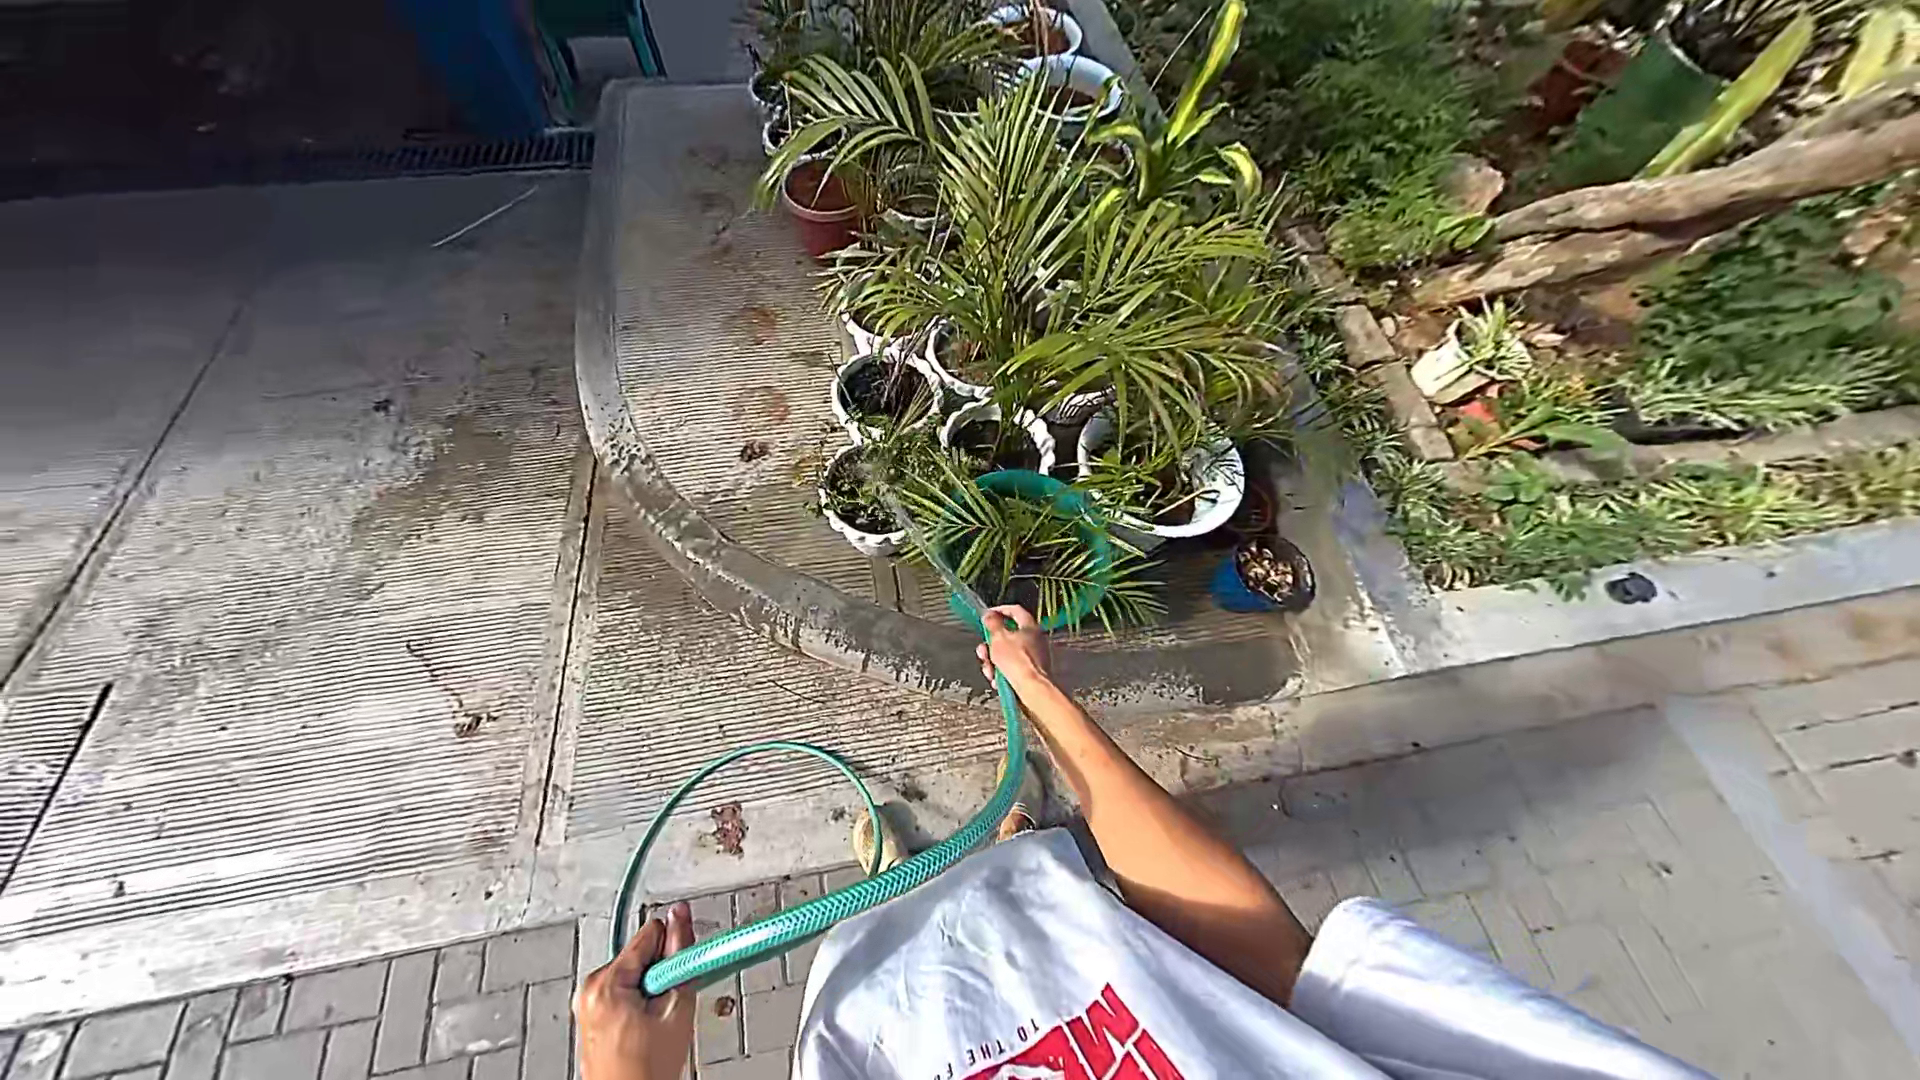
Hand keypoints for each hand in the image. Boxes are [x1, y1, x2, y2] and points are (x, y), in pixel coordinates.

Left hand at [575, 903, 695, 1079]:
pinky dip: (641, 997)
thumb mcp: (677, 1004)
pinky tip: (646, 1023)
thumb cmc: (647, 1070)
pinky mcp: (592, 1013)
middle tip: (667, 1003)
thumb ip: (680, 951)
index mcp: (604, 984)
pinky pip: (626, 985)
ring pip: (637, 968)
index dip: (673, 952)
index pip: (652, 932)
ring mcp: (587, 1002)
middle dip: (662, 970)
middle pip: (643, 950)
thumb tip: (680, 913)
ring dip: (653, 985)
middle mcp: (588, 988)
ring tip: (656, 1017)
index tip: (678, 974)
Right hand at [976, 605, 1049, 690]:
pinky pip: (1011, 669)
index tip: (987, 616)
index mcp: (1030, 627)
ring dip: (993, 661)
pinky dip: (1001, 673)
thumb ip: (992, 624)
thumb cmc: (1017, 662)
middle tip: (983, 650)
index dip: (999, 610)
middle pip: (1008, 635)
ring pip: (1007, 654)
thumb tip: (989, 615)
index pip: (1015, 610)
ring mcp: (1033, 658)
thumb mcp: (998, 638)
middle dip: (991, 644)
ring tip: (989, 669)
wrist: (1031, 690)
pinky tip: (996, 680)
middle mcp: (1035, 640)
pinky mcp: (1030, 673)